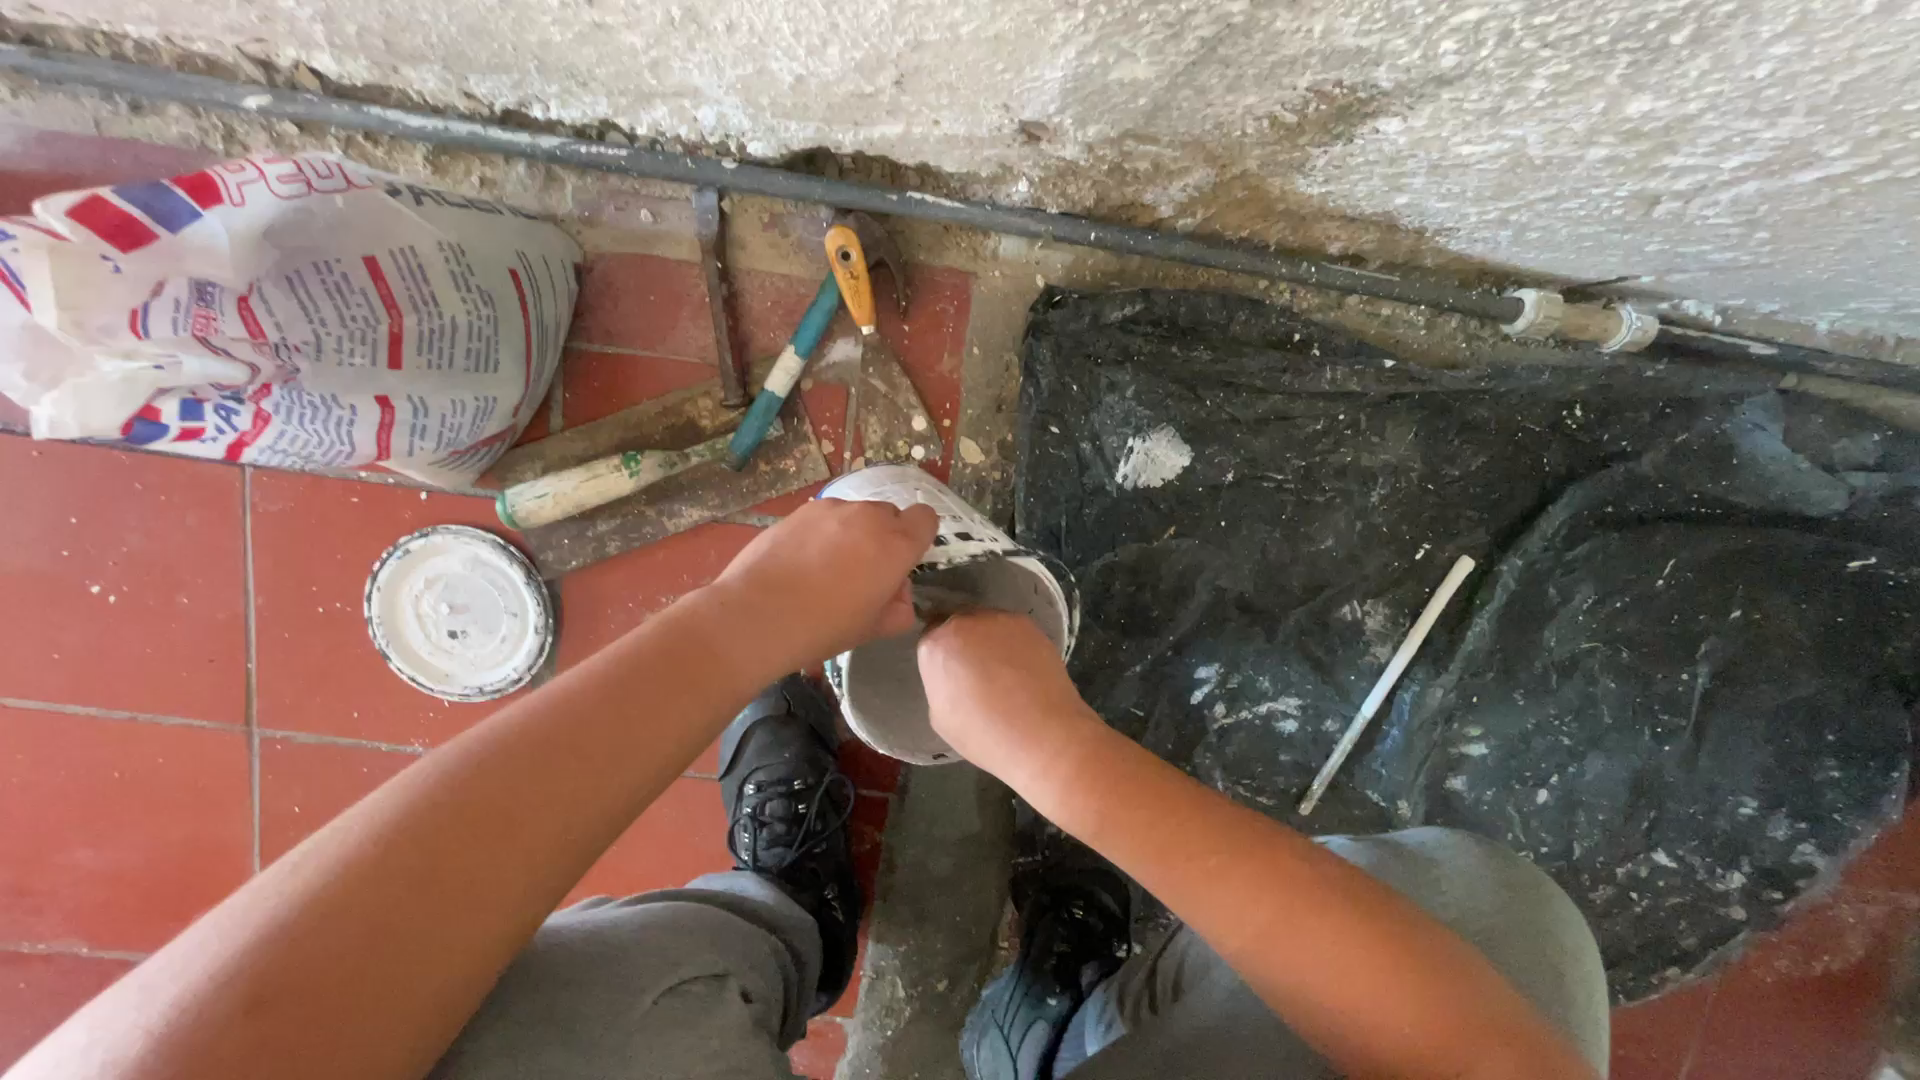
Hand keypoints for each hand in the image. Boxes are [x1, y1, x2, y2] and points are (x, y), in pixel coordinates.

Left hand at [706, 496, 937, 673]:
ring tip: (824, 570)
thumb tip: (898, 595)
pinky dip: (821, 534)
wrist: (757, 615)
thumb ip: (899, 609)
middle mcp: (868, 517)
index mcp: (896, 545)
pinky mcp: (800, 511)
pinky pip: (824, 518)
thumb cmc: (823, 627)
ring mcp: (831, 509)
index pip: (926, 518)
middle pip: (889, 515)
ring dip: (851, 534)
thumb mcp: (873, 629)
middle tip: (862, 573)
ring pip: (855, 515)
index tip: (901, 562)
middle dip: (883, 538)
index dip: (918, 537)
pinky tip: (800, 563)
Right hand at [917, 611, 1102, 774]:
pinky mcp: (1030, 625)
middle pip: (957, 624)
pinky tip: (1023, 670)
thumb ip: (940, 683)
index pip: (930, 639)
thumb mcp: (940, 716)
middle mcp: (965, 621)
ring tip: (1004, 672)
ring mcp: (1000, 619)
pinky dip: (1013, 645)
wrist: (1043, 734)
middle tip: (976, 672)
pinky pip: (1012, 631)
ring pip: (986, 624)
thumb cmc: (985, 734)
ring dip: (988, 641)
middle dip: (963, 643)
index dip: (942, 658)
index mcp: (936, 645)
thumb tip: (955, 676)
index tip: (952, 676)